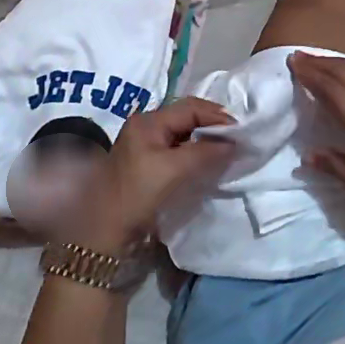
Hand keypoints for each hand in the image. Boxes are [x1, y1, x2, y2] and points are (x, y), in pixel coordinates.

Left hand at [10, 98, 235, 252]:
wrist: (104, 235)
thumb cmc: (136, 196)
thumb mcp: (173, 170)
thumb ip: (205, 152)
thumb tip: (234, 143)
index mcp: (147, 121)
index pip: (191, 108)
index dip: (218, 116)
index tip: (240, 132)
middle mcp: (145, 126)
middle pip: (187, 116)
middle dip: (213, 125)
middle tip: (236, 138)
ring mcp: (145, 144)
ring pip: (184, 132)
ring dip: (206, 138)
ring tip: (226, 149)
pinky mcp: (148, 162)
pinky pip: (179, 147)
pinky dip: (196, 150)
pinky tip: (208, 160)